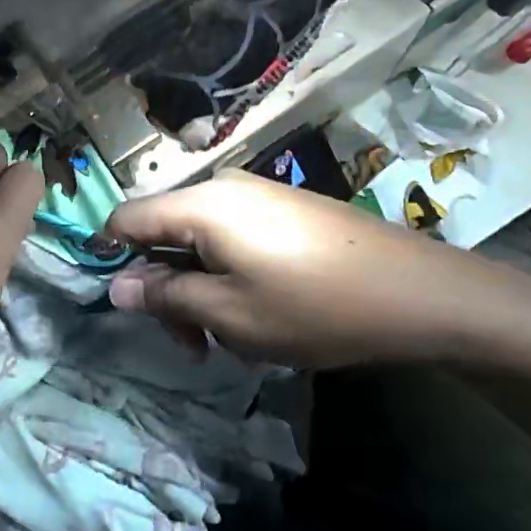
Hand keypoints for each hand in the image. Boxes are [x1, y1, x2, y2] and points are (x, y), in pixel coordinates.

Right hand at [104, 170, 512, 367]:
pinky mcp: (287, 208)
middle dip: (167, 286)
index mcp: (201, 203)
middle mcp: (224, 186)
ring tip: (235, 336)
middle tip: (195, 344)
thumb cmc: (312, 306)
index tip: (132, 309)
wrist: (415, 290)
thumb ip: (166, 297)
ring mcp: (259, 194)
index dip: (114, 259)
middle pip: (165, 230)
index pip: (127, 218)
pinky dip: (231, 273)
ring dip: (202, 287)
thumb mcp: (229, 313)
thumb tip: (117, 286)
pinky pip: (235, 236)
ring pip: (202, 238)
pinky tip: (264, 310)